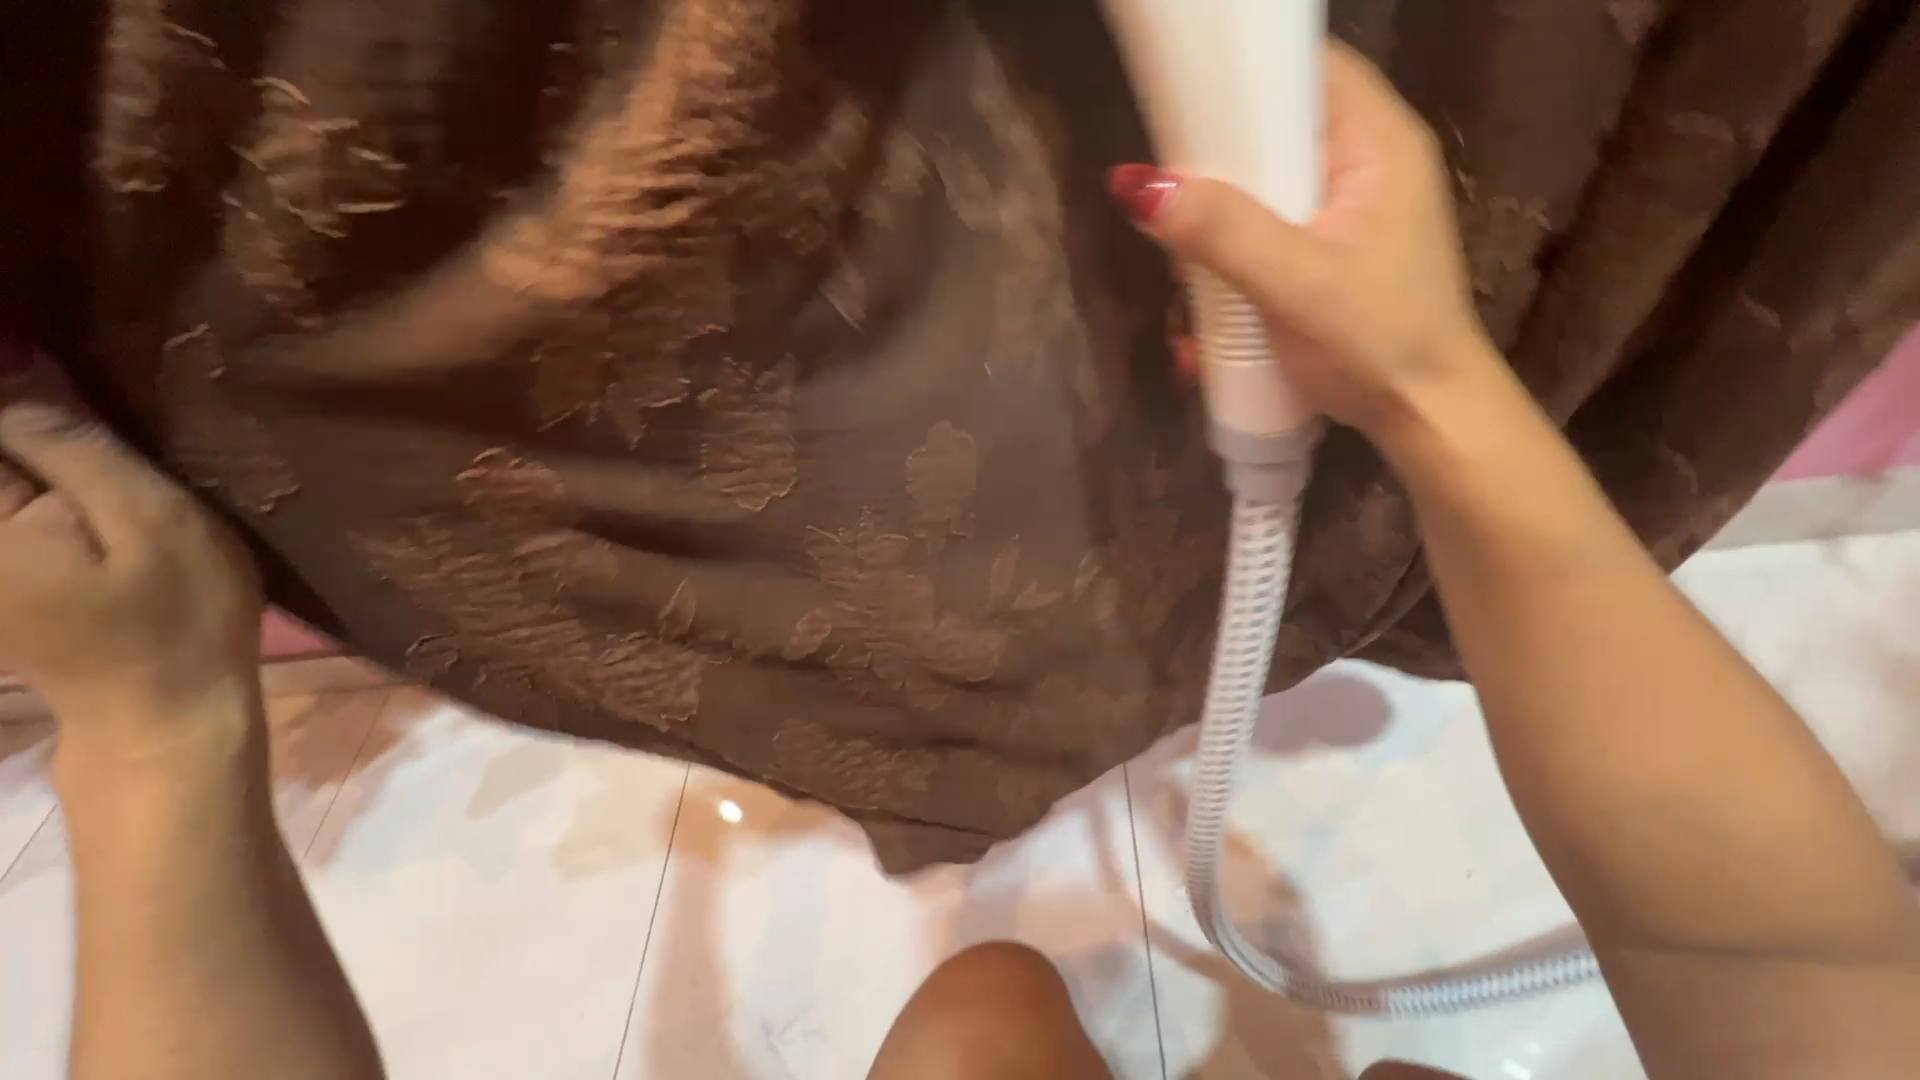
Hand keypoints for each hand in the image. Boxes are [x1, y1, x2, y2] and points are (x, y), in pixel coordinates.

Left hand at [0, 364, 262, 760]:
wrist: (167, 705)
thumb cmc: (178, 615)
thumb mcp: (154, 522)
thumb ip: (76, 448)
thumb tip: (14, 379)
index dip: (18, 389)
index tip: (46, 364)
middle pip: (5, 448)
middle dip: (32, 428)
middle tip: (89, 432)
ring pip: (17, 476)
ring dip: (42, 457)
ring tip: (91, 452)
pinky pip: (16, 502)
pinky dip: (40, 481)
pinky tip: (74, 475)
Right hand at [1108, 43, 1507, 442]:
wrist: (1423, 417)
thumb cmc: (1377, 343)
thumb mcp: (1296, 285)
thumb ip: (1222, 232)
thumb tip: (1135, 186)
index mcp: (1377, 144)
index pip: (1306, 67)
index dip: (1243, 75)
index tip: (1180, 103)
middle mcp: (1363, 167)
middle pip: (1272, 132)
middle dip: (1214, 171)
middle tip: (1173, 212)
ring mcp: (1344, 217)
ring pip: (1260, 193)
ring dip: (1213, 235)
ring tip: (1188, 286)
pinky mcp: (1326, 259)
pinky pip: (1263, 239)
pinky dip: (1229, 269)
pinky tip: (1206, 316)